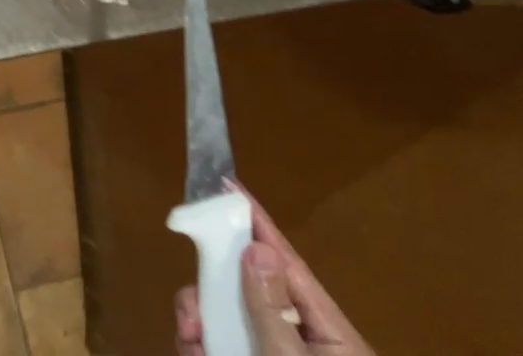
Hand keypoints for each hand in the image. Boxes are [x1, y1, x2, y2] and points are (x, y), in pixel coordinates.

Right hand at [175, 199, 374, 355]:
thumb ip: (272, 312)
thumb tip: (256, 250)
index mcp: (331, 336)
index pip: (289, 266)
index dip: (257, 223)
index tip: (227, 183)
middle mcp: (301, 341)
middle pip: (246, 289)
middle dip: (210, 291)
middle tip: (191, 311)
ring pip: (224, 318)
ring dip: (200, 325)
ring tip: (191, 343)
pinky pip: (216, 346)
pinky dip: (198, 346)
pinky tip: (193, 351)